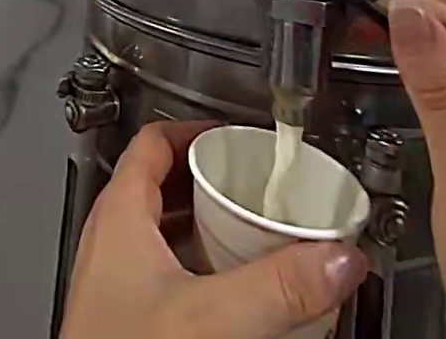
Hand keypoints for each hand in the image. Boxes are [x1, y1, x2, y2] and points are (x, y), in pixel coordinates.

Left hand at [58, 122, 368, 338]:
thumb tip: (336, 259)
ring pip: (161, 226)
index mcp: (118, 216)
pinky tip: (224, 288)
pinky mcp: (121, 316)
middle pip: (161, 180)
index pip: (154, 141)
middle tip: (248, 183)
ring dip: (203, 221)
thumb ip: (279, 285)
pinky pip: (161, 267)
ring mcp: (112, 282)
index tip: (232, 136)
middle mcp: (109, 242)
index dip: (195, 129)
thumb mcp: (208, 317)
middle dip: (209, 178)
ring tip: (244, 229)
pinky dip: (195, 261)